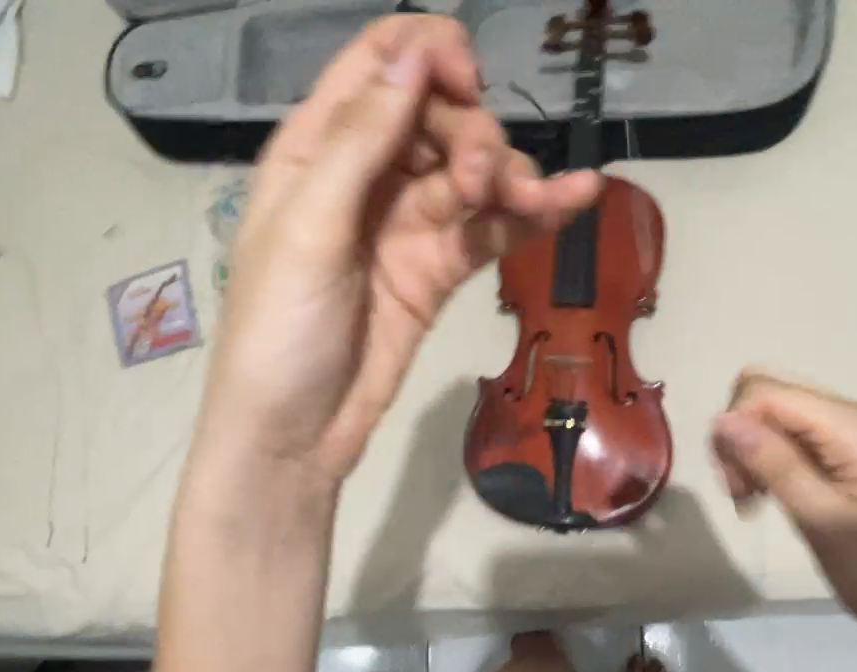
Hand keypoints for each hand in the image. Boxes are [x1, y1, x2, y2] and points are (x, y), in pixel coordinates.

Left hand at [195, 16, 602, 491]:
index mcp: (318, 147)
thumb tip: (416, 55)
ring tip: (531, 205)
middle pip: (440, 118)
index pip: (381, 65)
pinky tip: (576, 199)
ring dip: (509, 178)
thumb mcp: (309, 228)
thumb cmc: (281, 328)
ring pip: (473, 174)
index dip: (429, 57)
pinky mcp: (440, 271)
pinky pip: (491, 229)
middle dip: (474, 136)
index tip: (468, 86)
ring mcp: (408, 225)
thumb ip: (361, 141)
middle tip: (481, 185)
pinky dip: (531, 216)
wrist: (297, 431)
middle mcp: (368, 175)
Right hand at [710, 371, 856, 669]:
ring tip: (751, 503)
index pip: (765, 392)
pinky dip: (762, 466)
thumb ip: (775, 466)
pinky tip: (763, 500)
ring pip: (769, 420)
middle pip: (765, 398)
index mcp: (851, 425)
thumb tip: (722, 420)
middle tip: (740, 495)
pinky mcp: (838, 459)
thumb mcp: (824, 521)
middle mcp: (848, 417)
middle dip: (737, 440)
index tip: (735, 487)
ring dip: (746, 456)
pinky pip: (785, 443)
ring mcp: (844, 437)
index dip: (735, 430)